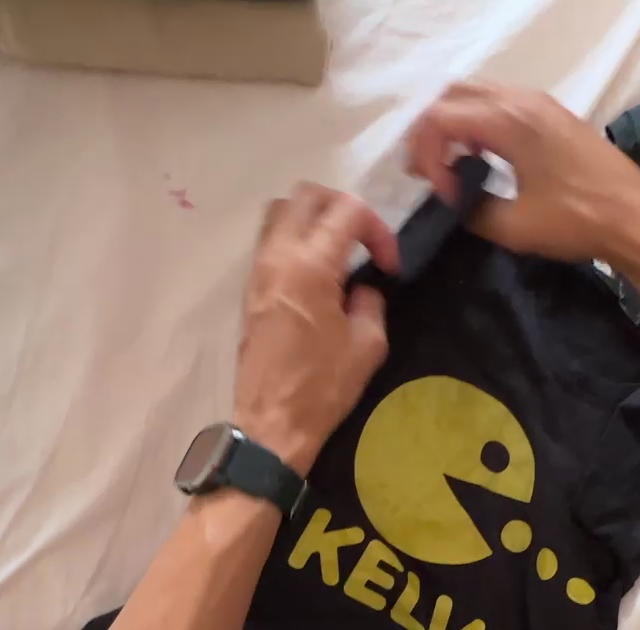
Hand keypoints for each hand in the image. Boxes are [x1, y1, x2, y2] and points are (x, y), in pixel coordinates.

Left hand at [233, 183, 399, 475]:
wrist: (273, 424)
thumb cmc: (323, 388)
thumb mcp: (368, 346)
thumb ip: (370, 304)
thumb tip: (361, 290)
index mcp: (311, 266)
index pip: (347, 212)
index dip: (378, 230)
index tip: (389, 265)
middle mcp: (278, 257)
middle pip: (306, 196)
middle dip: (342, 208)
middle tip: (363, 240)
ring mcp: (257, 272)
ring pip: (280, 213)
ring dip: (313, 220)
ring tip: (337, 252)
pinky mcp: (250, 291)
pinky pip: (269, 243)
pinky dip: (295, 242)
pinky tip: (316, 274)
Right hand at [404, 82, 639, 265]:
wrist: (635, 219)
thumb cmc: (577, 221)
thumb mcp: (515, 228)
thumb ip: (474, 211)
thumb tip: (458, 204)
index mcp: (510, 120)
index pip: (441, 117)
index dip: (427, 155)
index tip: (440, 194)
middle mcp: (523, 100)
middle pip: (455, 95)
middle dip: (432, 132)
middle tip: (427, 174)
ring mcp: (541, 105)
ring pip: (479, 97)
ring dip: (455, 128)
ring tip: (450, 168)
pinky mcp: (554, 118)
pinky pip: (502, 107)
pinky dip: (480, 127)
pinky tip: (483, 162)